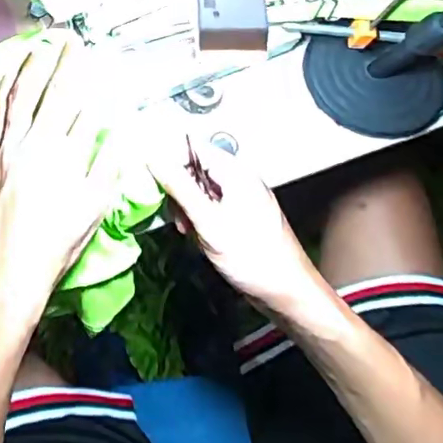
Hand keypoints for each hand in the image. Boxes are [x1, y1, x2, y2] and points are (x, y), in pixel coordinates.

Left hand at [0, 38, 115, 329]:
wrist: (8, 268)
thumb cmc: (58, 240)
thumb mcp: (95, 207)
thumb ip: (109, 163)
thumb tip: (122, 126)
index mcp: (62, 155)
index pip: (80, 105)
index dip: (90, 79)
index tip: (98, 58)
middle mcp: (34, 143)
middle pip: (52, 93)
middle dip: (65, 64)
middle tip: (74, 42)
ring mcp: (9, 145)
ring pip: (21, 96)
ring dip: (32, 67)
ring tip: (42, 45)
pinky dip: (6, 89)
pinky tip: (11, 75)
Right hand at [147, 137, 323, 316]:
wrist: (288, 293)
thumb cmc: (253, 257)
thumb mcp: (208, 221)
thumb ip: (179, 188)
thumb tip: (154, 159)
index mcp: (235, 172)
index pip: (194, 148)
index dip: (171, 162)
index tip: (156, 183)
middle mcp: (240, 179)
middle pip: (196, 170)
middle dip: (180, 192)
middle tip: (179, 218)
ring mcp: (243, 198)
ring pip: (203, 191)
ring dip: (190, 209)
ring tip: (191, 232)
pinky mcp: (243, 217)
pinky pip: (214, 207)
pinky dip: (202, 220)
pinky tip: (202, 238)